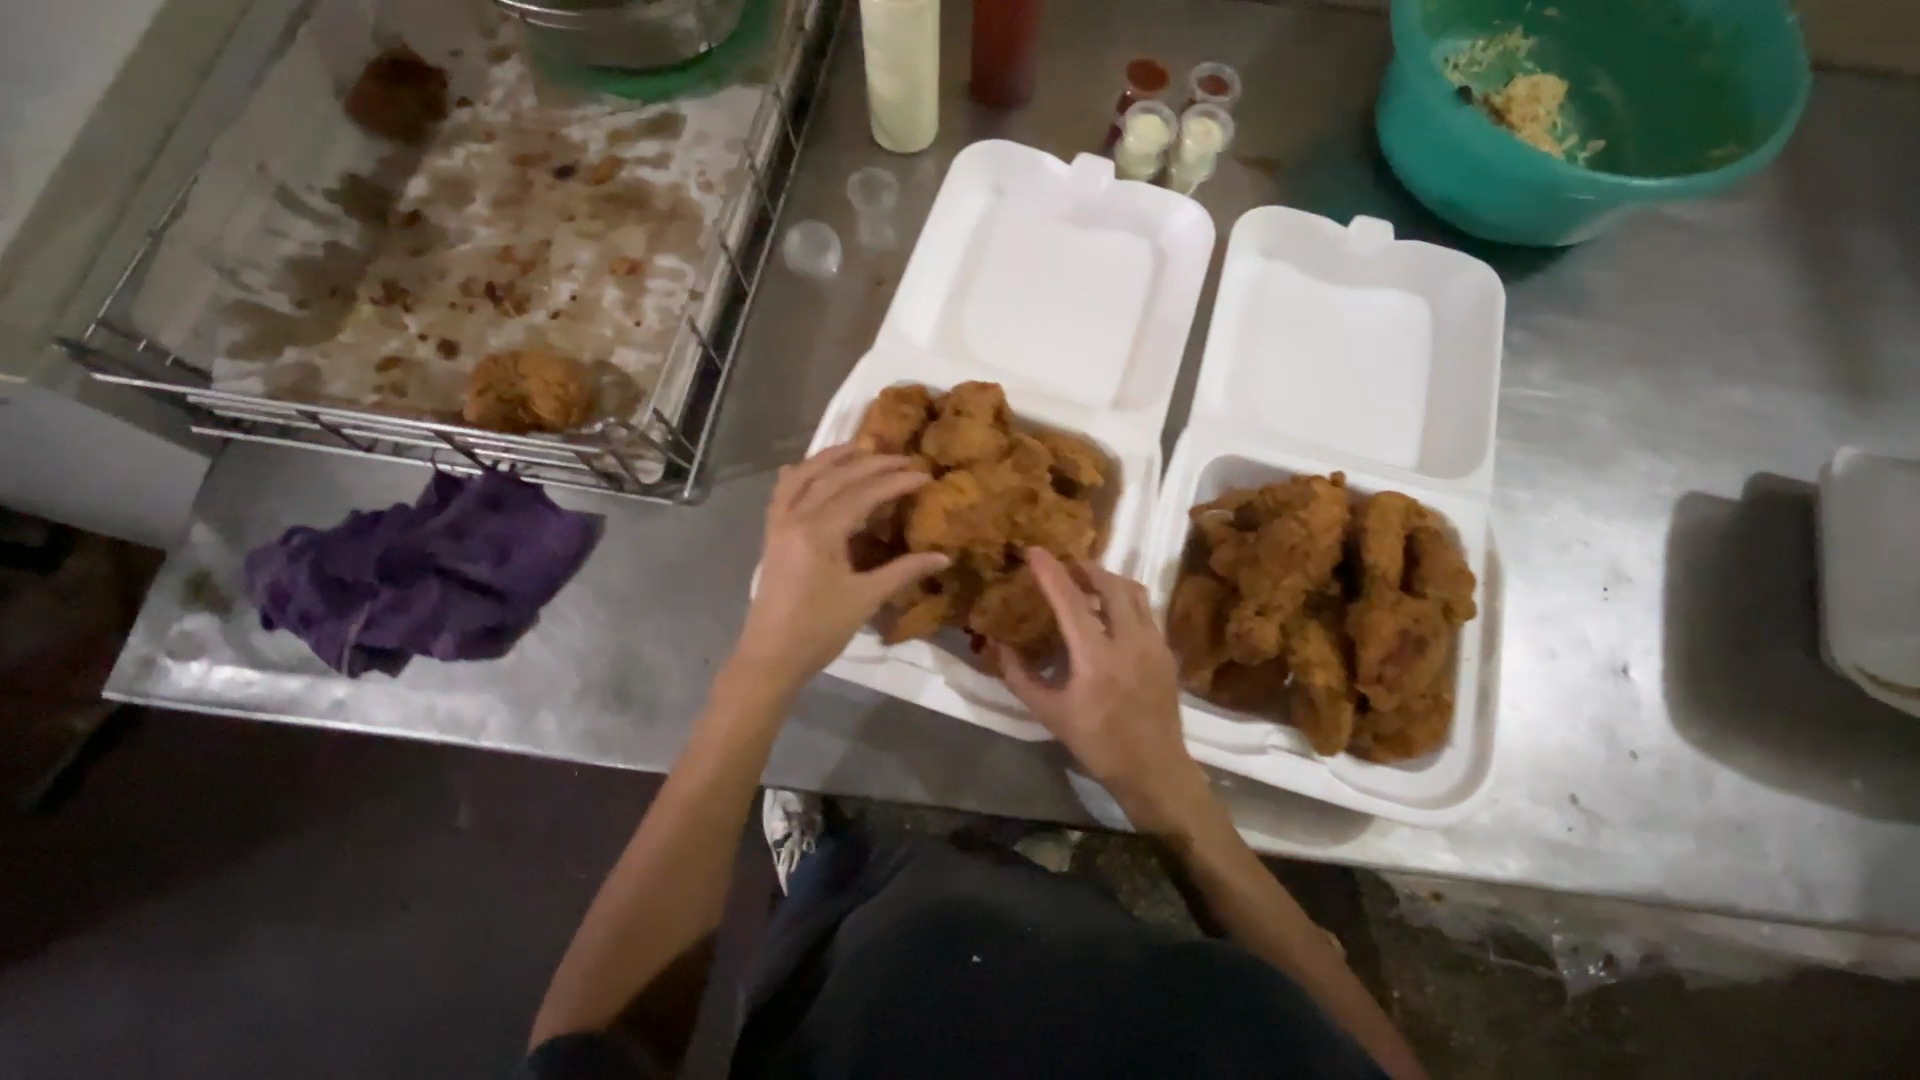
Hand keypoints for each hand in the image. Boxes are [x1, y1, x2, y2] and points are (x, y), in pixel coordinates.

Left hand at [734, 445, 948, 691]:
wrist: (771, 656)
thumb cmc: (820, 630)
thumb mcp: (865, 599)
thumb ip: (903, 572)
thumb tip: (943, 556)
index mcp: (819, 532)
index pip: (863, 493)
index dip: (896, 481)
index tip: (925, 475)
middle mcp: (796, 518)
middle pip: (836, 477)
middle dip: (872, 464)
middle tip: (905, 458)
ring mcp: (779, 524)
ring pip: (804, 475)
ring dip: (833, 458)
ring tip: (861, 447)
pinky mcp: (771, 534)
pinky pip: (783, 491)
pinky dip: (799, 474)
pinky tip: (810, 469)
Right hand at [994, 549, 1211, 833]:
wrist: (1153, 768)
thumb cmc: (1096, 742)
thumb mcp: (1049, 713)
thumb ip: (1019, 676)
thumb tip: (997, 645)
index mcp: (1095, 656)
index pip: (1070, 600)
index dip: (1051, 571)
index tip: (1034, 550)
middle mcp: (1129, 641)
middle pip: (1111, 584)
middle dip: (1085, 567)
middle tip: (1064, 566)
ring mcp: (1154, 644)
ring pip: (1134, 592)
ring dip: (1109, 580)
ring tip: (1088, 585)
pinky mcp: (1167, 652)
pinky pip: (1146, 612)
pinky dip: (1125, 601)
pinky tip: (1111, 616)